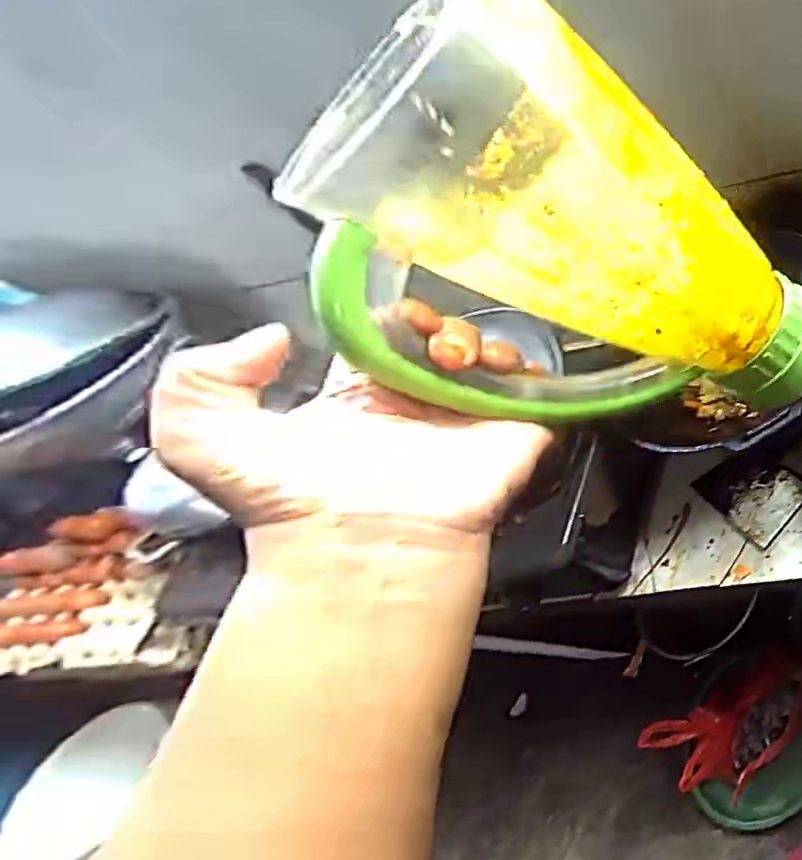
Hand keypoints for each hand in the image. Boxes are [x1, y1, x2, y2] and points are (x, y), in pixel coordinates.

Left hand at [150, 324, 551, 534]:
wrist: (368, 543)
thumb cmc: (296, 500)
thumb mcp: (202, 434)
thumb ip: (203, 376)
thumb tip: (273, 336)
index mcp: (367, 394)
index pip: (393, 336)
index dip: (398, 316)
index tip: (397, 317)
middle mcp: (426, 401)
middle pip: (449, 340)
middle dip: (445, 327)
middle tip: (432, 339)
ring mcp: (475, 417)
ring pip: (497, 359)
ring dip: (486, 344)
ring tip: (460, 358)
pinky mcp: (517, 432)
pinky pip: (542, 392)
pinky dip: (536, 373)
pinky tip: (504, 370)